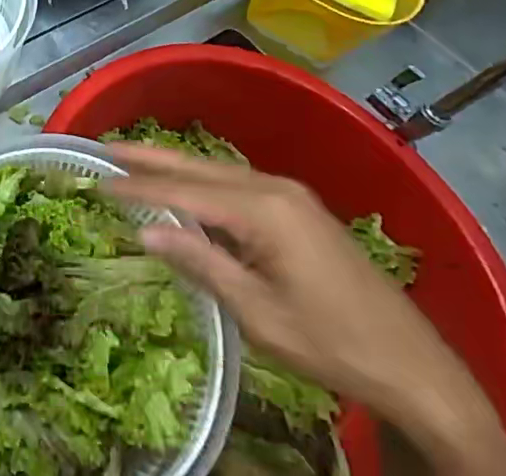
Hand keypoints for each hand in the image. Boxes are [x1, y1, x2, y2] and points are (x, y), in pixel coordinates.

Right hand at [103, 144, 505, 475]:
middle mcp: (275, 187)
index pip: (186, 192)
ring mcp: (290, 193)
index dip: (140, 186)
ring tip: (133, 161)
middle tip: (106, 148)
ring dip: (176, 167)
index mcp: (264, 209)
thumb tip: (147, 233)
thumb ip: (202, 263)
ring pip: (220, 172)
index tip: (99, 178)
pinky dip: (203, 184)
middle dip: (152, 157)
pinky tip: (185, 189)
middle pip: (201, 168)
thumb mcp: (258, 312)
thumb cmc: (329, 341)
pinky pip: (239, 186)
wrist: (406, 357)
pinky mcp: (297, 207)